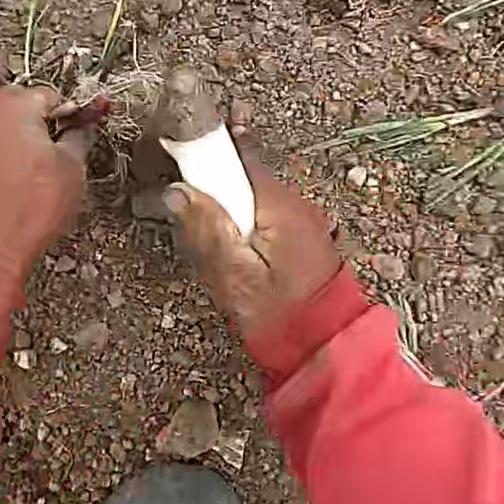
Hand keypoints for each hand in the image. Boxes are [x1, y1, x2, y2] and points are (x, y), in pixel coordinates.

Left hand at [0, 86, 87, 289]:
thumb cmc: (35, 207)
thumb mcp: (73, 169)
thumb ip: (78, 136)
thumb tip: (79, 126)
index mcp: (15, 107)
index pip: (47, 95)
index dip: (65, 113)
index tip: (72, 129)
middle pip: (14, 103)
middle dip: (32, 120)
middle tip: (49, 149)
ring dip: (7, 133)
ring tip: (22, 164)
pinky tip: (0, 174)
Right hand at [164, 161, 341, 337]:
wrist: (324, 344)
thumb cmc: (282, 315)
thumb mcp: (234, 275)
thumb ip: (207, 231)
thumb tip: (179, 193)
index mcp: (279, 206)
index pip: (237, 159)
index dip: (206, 164)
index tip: (184, 177)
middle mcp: (296, 205)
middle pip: (242, 182)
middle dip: (218, 202)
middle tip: (204, 236)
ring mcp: (304, 220)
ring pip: (253, 203)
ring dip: (233, 220)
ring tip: (226, 258)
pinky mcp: (304, 236)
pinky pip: (267, 221)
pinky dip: (250, 234)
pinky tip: (245, 264)